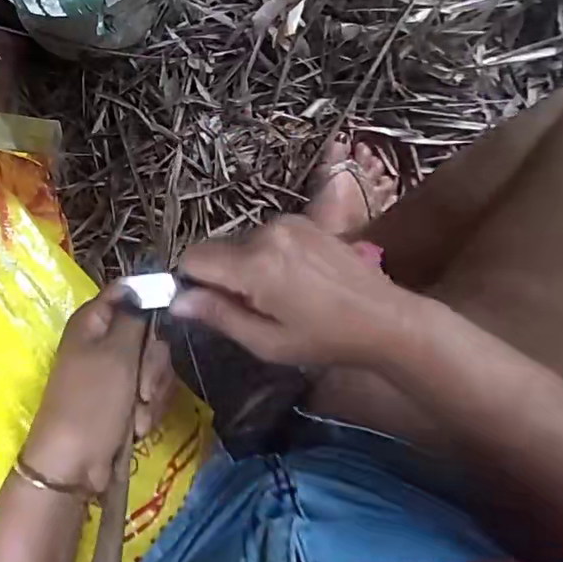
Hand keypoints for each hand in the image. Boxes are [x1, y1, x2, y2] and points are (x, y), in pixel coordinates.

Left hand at [19, 290, 175, 494]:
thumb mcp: (117, 354)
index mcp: (93, 320)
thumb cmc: (91, 403)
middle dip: (153, 363)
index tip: (172, 314)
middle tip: (143, 386)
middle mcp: (102, 340)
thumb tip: (145, 286)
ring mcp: (112, 371)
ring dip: (153, 392)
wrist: (73, 467)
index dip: (150, 299)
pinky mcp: (122, 399)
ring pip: (153, 365)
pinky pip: (150, 392)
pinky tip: (136, 428)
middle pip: (148, 332)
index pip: (128, 291)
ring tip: (137, 415)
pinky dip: (148, 410)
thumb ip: (135, 317)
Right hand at [173, 214, 419, 366]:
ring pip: (239, 242)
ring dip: (244, 265)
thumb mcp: (268, 342)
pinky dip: (265, 253)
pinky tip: (294, 277)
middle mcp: (265, 233)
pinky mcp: (302, 219)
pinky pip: (263, 234)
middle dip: (221, 275)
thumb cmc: (326, 340)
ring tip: (280, 294)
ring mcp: (286, 222)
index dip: (192, 282)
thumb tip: (176, 301)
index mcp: (255, 266)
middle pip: (215, 249)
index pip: (192, 258)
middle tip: (254, 307)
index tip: (213, 304)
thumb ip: (219, 316)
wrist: (386, 318)